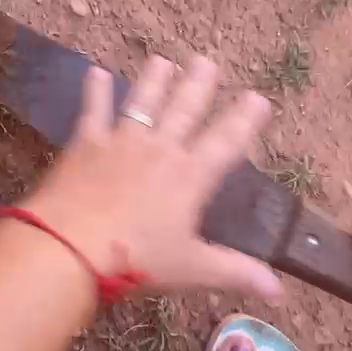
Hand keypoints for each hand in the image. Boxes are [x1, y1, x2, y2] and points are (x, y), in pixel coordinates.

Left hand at [18, 53, 281, 299]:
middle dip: (197, 85)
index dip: (243, 120)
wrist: (72, 244)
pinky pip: (93, 110)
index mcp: (188, 177)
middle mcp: (158, 150)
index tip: (258, 96)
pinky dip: (95, 91)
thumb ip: (234, 271)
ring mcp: (121, 141)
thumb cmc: (136, 260)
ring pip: (142, 102)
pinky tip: (93, 71)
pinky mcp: (87, 142)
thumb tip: (279, 290)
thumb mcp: (191, 268)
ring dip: (153, 80)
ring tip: (161, 60)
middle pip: (183, 110)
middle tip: (206, 60)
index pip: (224, 143)